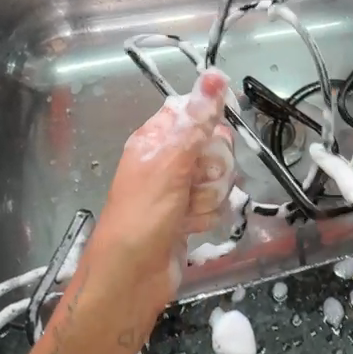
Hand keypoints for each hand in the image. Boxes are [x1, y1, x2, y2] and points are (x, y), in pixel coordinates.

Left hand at [76, 69, 236, 325]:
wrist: (131, 280)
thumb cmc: (143, 216)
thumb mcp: (171, 162)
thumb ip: (198, 119)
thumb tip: (214, 73)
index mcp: (157, 137)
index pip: (196, 110)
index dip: (210, 121)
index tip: (214, 135)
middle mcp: (170, 158)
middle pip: (217, 142)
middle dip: (214, 165)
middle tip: (194, 180)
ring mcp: (181, 187)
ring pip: (221, 174)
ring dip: (211, 194)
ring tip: (188, 211)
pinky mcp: (192, 213)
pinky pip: (219, 201)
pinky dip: (209, 215)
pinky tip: (191, 227)